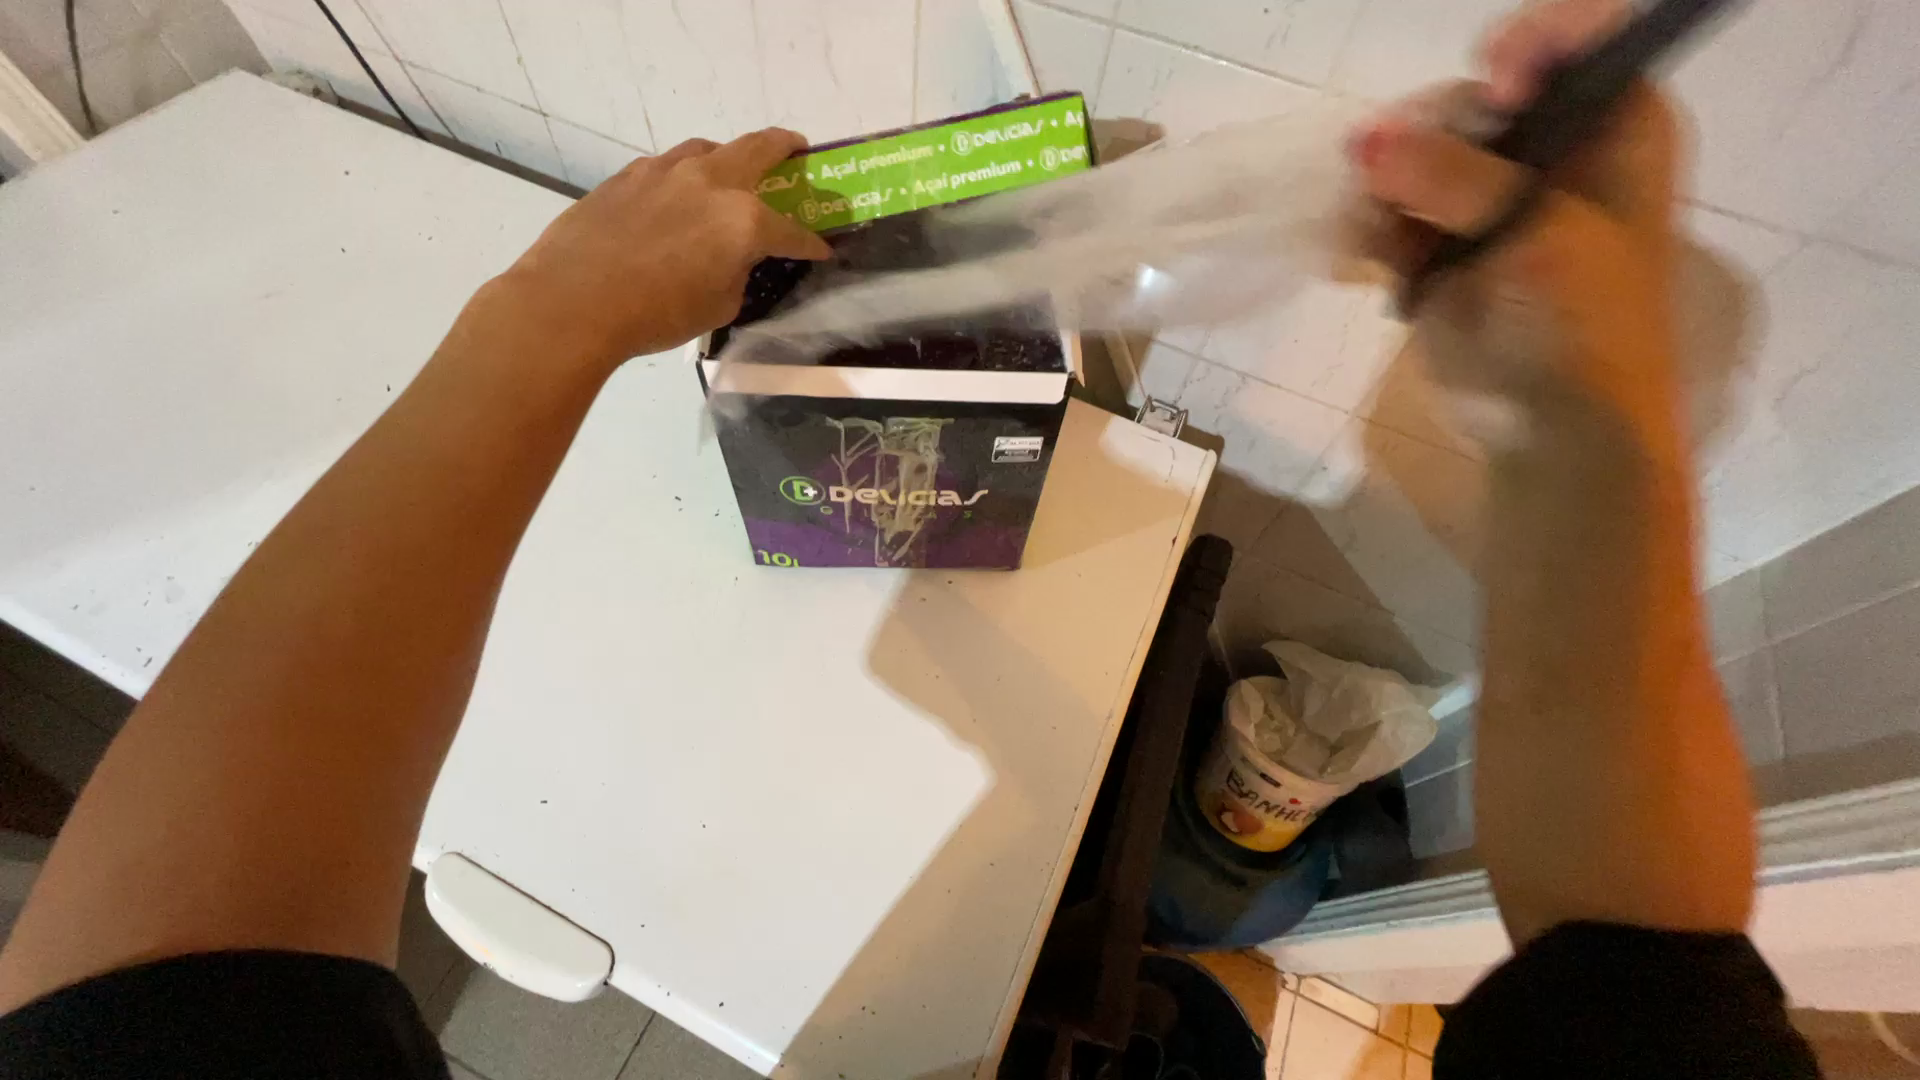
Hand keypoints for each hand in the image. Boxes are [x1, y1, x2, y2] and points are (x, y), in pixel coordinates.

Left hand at [479, 128, 832, 371]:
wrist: (576, 300)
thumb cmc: (659, 314)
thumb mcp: (721, 305)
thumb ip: (738, 271)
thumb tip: (734, 258)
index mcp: (743, 220)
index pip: (792, 231)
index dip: (811, 244)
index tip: (823, 251)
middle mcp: (709, 181)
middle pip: (758, 149)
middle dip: (784, 147)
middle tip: (797, 149)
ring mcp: (665, 171)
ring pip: (708, 149)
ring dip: (729, 157)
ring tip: (732, 175)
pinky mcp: (628, 176)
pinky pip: (670, 167)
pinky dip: (687, 177)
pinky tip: (680, 200)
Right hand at [1351, 0, 1683, 447]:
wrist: (1551, 427)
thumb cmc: (1581, 324)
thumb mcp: (1538, 237)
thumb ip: (1456, 180)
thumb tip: (1368, 139)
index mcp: (1611, 126)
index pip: (1571, 41)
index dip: (1526, 49)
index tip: (1491, 88)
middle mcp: (1544, 152)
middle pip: (1470, 103)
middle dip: (1426, 134)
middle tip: (1394, 179)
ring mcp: (1482, 204)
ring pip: (1415, 161)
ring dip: (1384, 190)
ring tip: (1375, 235)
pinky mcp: (1436, 250)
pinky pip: (1387, 217)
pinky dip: (1367, 231)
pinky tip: (1357, 255)